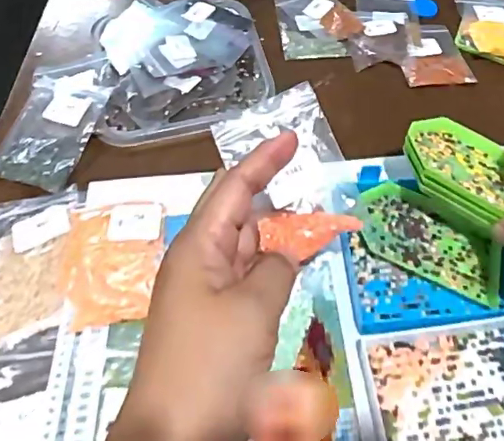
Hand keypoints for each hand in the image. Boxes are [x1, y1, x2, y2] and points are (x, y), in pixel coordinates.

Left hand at [114, 132, 301, 440]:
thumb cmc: (207, 367)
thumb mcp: (252, 312)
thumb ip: (275, 270)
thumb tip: (283, 254)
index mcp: (197, 245)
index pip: (234, 186)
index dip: (264, 159)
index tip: (292, 137)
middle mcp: (197, 261)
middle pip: (236, 211)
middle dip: (269, 191)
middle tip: (301, 176)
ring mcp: (203, 294)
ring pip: (244, 247)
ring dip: (273, 233)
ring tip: (305, 221)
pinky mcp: (212, 325)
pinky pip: (245, 281)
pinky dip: (269, 269)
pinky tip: (288, 267)